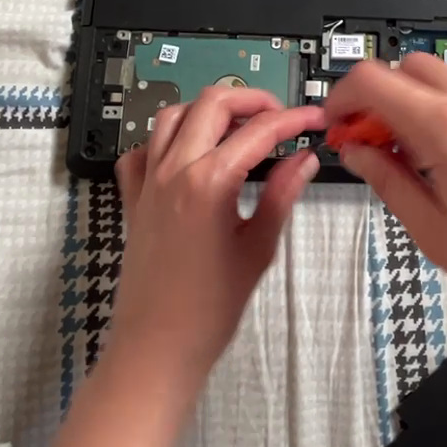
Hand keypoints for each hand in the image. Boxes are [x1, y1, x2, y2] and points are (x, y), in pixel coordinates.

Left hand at [108, 87, 323, 389]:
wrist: (157, 347)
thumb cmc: (214, 306)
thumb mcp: (259, 248)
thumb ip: (282, 195)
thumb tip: (305, 158)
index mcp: (210, 181)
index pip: (259, 131)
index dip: (294, 119)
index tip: (316, 119)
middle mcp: (174, 168)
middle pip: (212, 102)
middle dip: (251, 100)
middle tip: (279, 119)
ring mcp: (147, 179)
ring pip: (173, 114)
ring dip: (208, 111)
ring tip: (237, 128)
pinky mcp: (131, 196)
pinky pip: (142, 148)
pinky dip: (166, 139)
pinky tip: (188, 155)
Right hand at [322, 55, 446, 383]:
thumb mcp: (437, 235)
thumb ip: (388, 181)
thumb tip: (361, 154)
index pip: (374, 80)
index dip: (342, 98)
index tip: (338, 123)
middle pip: (410, 66)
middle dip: (379, 96)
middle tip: (368, 142)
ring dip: (418, 100)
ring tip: (410, 157)